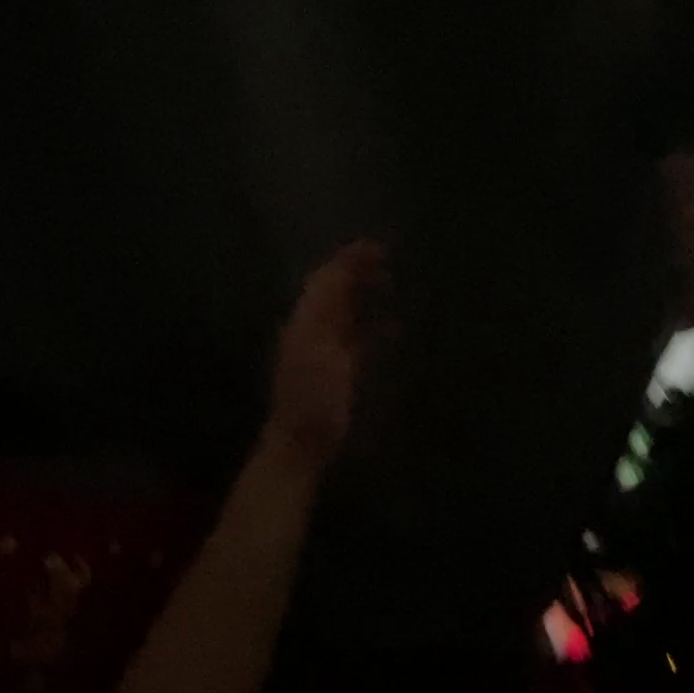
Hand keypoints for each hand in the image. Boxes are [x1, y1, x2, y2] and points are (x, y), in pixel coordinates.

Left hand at [264, 240, 388, 465]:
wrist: (302, 446)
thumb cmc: (313, 398)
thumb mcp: (318, 348)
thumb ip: (327, 308)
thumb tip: (340, 269)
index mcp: (305, 321)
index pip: (325, 280)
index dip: (347, 260)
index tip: (377, 246)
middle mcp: (312, 331)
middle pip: (333, 293)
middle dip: (356, 273)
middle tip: (388, 259)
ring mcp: (324, 354)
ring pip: (344, 314)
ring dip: (363, 296)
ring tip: (391, 284)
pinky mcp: (338, 375)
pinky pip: (355, 340)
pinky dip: (371, 326)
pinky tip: (391, 328)